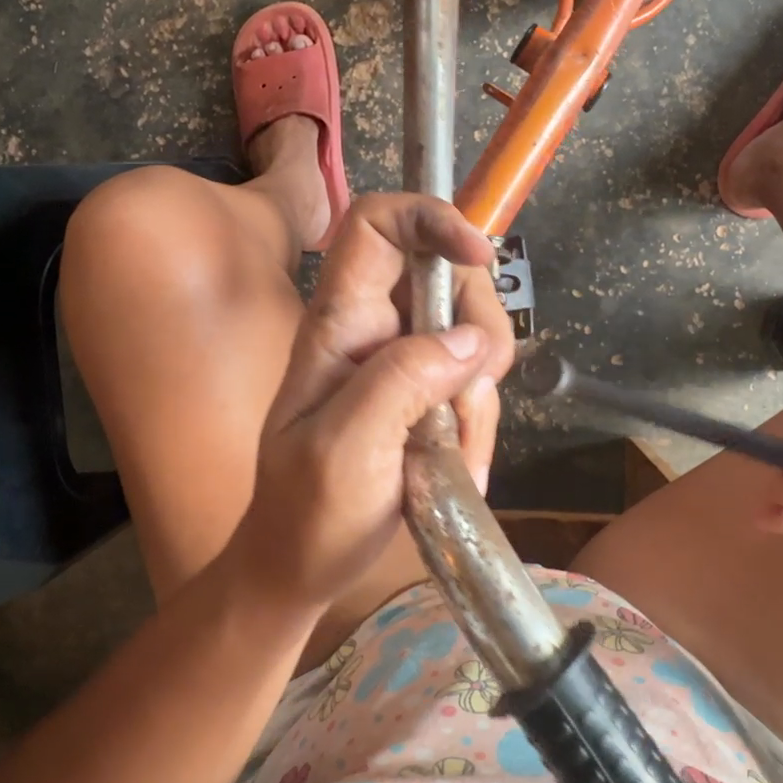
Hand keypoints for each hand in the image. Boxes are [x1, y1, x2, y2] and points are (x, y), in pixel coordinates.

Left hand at [229, 193, 515, 609]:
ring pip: (473, 330)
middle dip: (479, 324)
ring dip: (481, 388)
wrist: (301, 565)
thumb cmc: (308, 510)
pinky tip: (457, 463)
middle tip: (472, 389)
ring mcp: (403, 360)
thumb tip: (472, 340)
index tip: (477, 257)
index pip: (376, 224)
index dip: (428, 217)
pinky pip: (476, 381)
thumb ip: (402, 383)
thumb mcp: (346, 448)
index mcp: (340, 321)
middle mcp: (374, 327)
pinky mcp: (426, 394)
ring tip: (454, 448)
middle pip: (446, 273)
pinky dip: (479, 420)